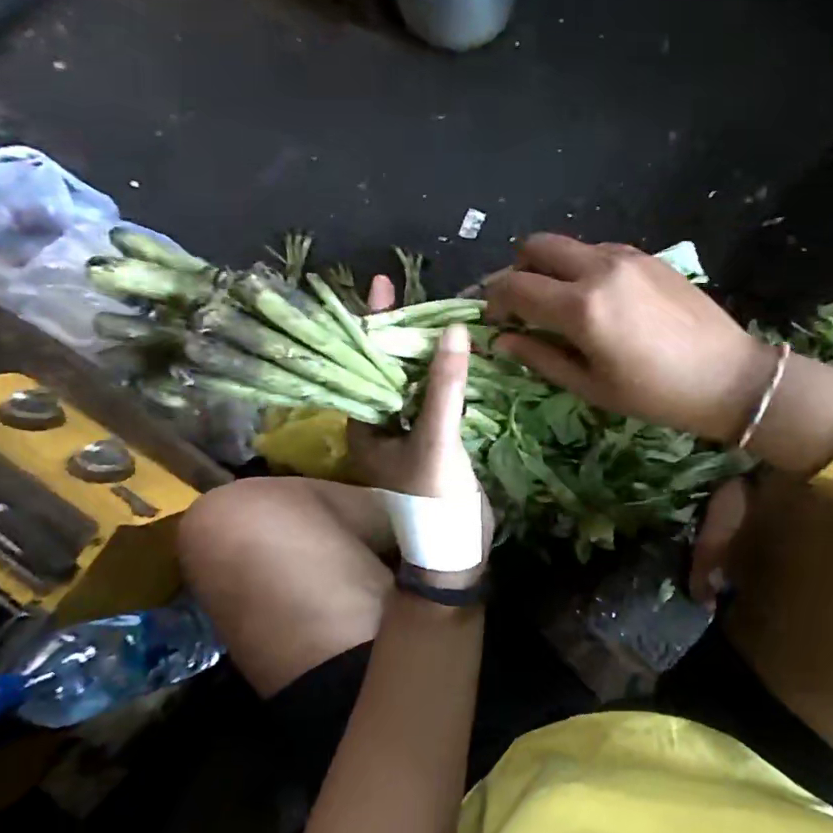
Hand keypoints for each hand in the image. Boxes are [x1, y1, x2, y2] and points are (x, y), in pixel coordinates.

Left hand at [347, 276, 489, 584]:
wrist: (457, 548)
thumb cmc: (433, 499)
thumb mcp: (437, 440)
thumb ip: (443, 387)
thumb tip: (454, 331)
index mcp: (366, 424)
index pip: (363, 362)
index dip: (372, 322)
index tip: (383, 283)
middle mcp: (384, 423)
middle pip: (392, 368)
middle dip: (408, 333)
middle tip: (427, 296)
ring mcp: (413, 432)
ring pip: (420, 382)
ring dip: (434, 354)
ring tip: (451, 317)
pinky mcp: (439, 440)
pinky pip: (442, 398)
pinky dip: (452, 377)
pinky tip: (469, 357)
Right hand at [484, 234, 776, 441]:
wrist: (727, 377)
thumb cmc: (657, 395)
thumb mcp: (592, 387)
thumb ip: (542, 358)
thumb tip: (502, 341)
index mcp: (581, 307)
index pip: (514, 287)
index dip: (494, 302)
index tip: (496, 320)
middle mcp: (598, 269)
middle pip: (535, 247)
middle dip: (518, 271)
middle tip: (523, 304)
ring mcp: (626, 256)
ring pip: (568, 244)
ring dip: (551, 267)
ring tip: (562, 304)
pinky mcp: (648, 256)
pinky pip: (599, 249)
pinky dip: (583, 266)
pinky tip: (599, 299)